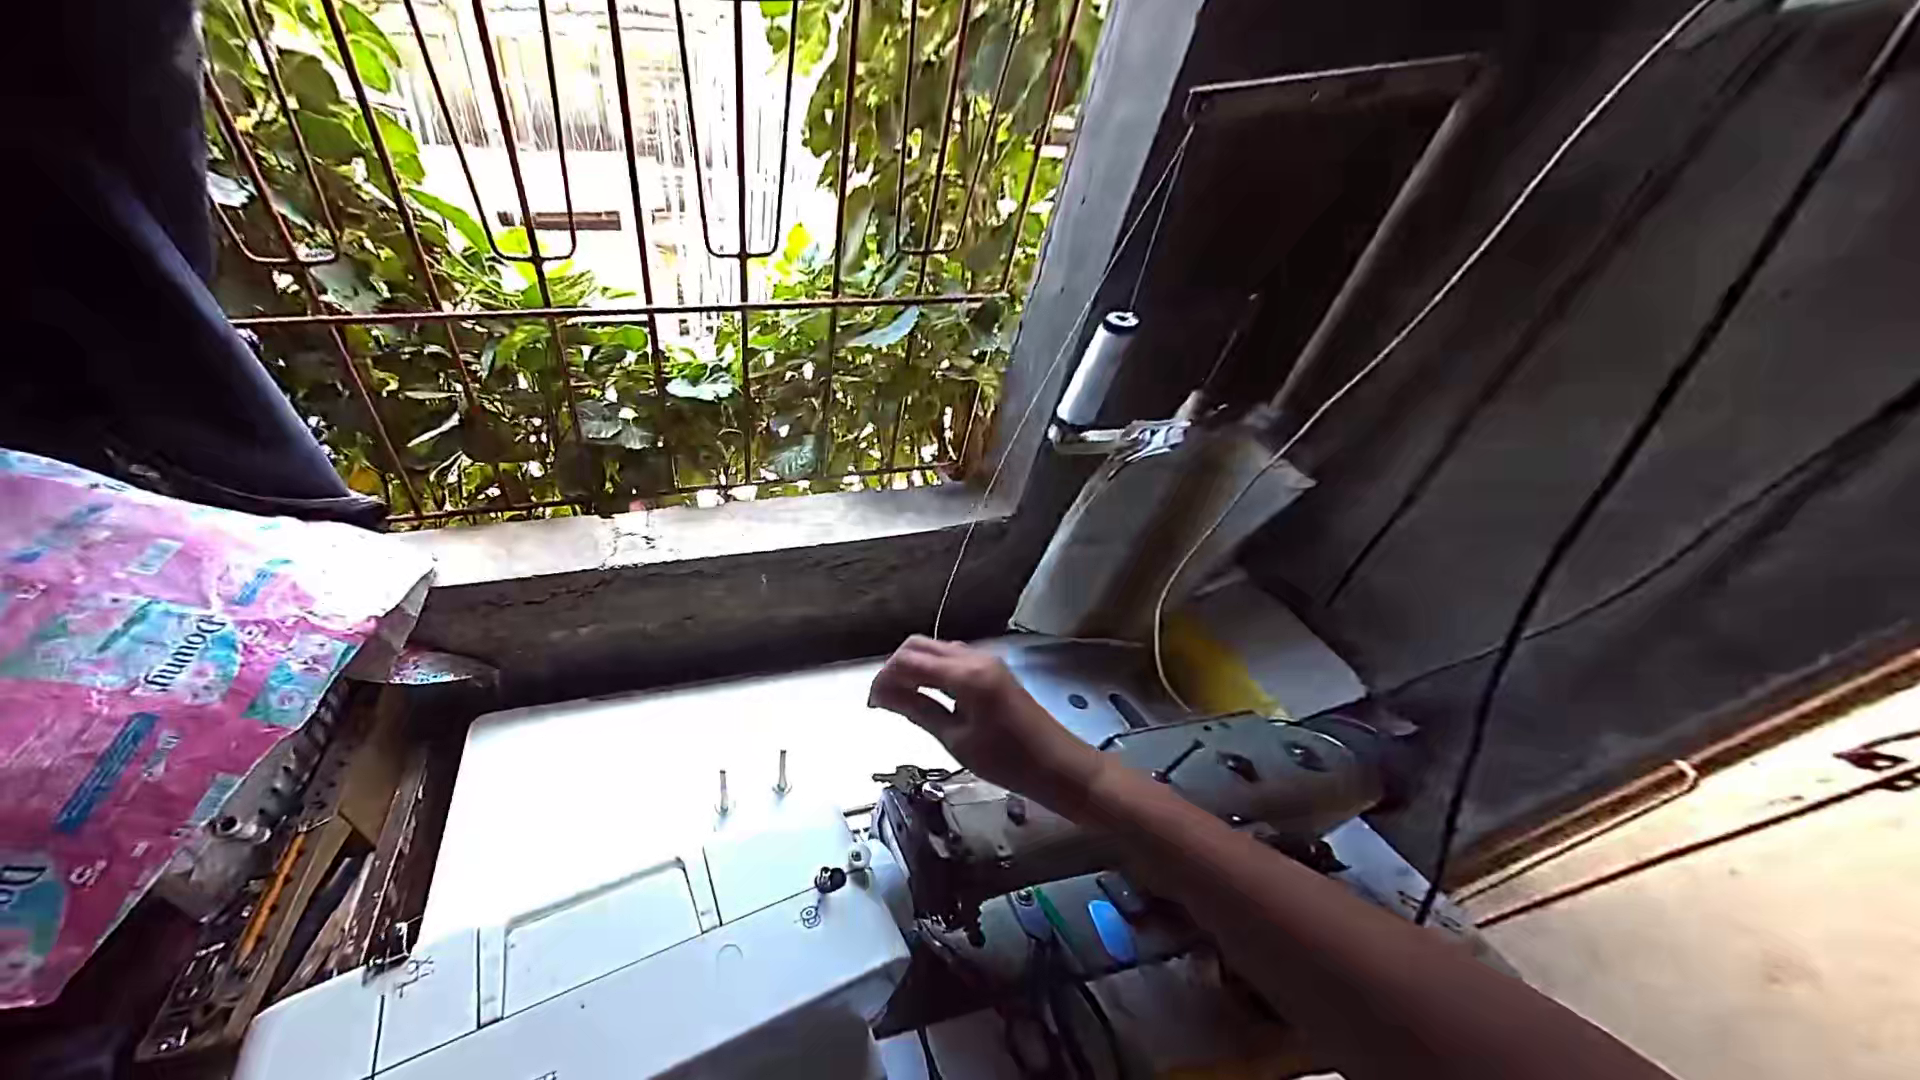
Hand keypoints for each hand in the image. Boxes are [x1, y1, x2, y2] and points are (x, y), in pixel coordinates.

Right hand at [868, 636, 1103, 811]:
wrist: (1058, 765)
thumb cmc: (1006, 760)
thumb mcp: (955, 739)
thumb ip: (917, 709)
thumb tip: (882, 694)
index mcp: (965, 674)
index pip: (909, 660)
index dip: (884, 678)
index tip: (872, 704)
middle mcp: (975, 657)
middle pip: (921, 646)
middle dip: (896, 667)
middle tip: (883, 700)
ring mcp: (986, 661)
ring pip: (937, 650)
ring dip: (914, 667)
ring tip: (900, 700)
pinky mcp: (993, 670)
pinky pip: (953, 659)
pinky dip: (933, 670)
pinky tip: (927, 695)